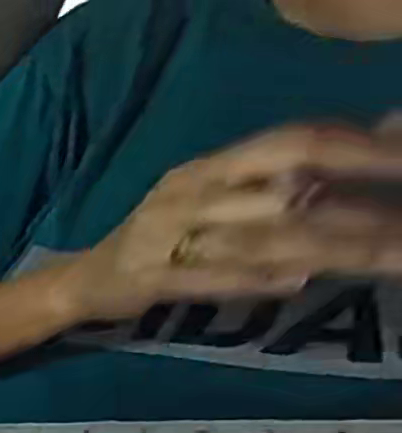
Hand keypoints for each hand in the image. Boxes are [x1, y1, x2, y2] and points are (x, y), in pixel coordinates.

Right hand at [61, 123, 401, 320]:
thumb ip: (286, 168)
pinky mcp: (144, 281)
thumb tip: (388, 131)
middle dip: (363, 212)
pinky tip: (298, 282)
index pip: (295, 143)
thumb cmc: (159, 236)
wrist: (78, 283)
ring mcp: (158, 242)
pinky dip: (259, 281)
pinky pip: (212, 279)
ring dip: (330, 252)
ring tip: (389, 260)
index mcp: (204, 169)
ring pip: (260, 241)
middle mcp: (182, 198)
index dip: (366, 149)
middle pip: (287, 196)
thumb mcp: (215, 193)